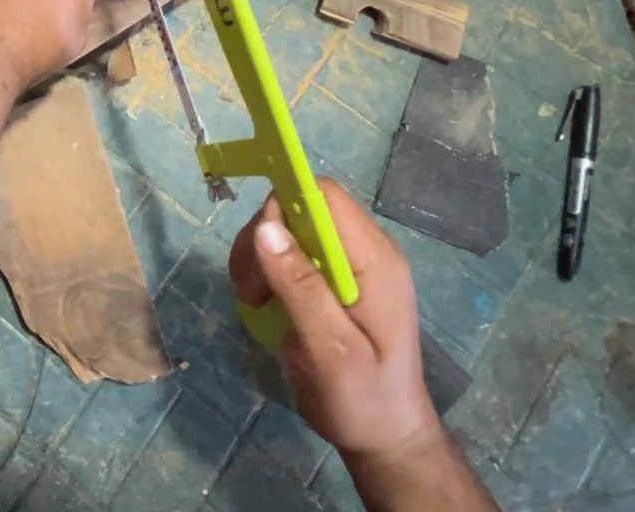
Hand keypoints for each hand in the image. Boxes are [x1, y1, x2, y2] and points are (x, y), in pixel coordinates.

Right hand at [228, 182, 437, 459]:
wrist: (384, 437)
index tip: (258, 250)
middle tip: (250, 289)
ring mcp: (348, 261)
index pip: (324, 196)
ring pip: (287, 225)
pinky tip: (263, 299)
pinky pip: (289, 248)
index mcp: (374, 259)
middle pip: (299, 208)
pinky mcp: (332, 275)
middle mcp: (364, 249)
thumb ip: (301, 287)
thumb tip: (266, 227)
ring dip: (259, 255)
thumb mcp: (330, 350)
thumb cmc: (363, 399)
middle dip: (264, 239)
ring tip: (253, 299)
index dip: (284, 206)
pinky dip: (265, 266)